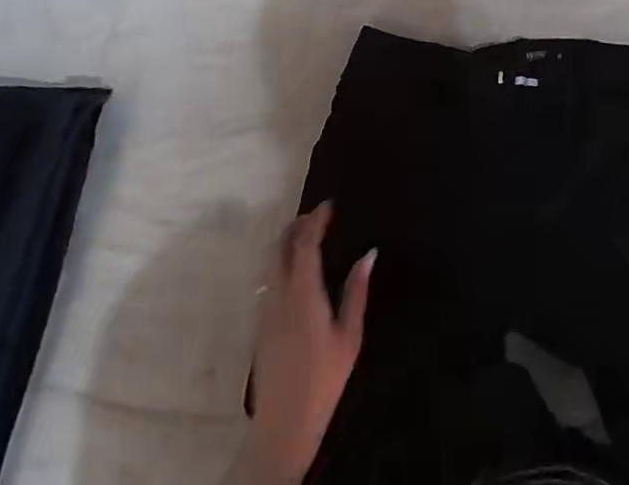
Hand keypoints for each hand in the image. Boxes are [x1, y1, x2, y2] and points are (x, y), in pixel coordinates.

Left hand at [231, 202, 374, 484]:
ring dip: (284, 243)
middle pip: (278, 247)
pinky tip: (294, 270)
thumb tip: (368, 254)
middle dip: (294, 225)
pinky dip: (280, 262)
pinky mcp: (260, 323)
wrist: (284, 421)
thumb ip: (356, 291)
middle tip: (314, 215)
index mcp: (303, 294)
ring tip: (305, 235)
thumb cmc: (325, 377)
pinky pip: (267, 279)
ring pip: (269, 263)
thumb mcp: (350, 335)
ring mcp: (265, 309)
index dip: (315, 220)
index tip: (328, 205)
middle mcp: (278, 295)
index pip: (305, 244)